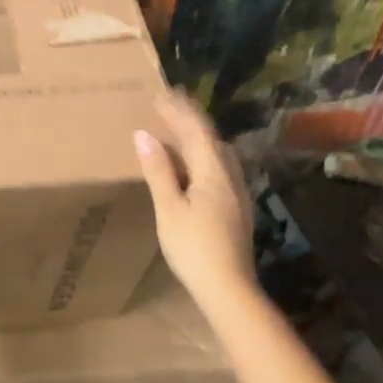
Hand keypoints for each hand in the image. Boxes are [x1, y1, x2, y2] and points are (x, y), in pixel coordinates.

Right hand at [134, 92, 257, 305]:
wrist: (229, 287)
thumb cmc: (194, 248)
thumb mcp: (169, 209)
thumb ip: (159, 171)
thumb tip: (144, 135)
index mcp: (213, 171)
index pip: (196, 130)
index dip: (178, 111)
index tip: (160, 95)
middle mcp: (230, 175)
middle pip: (211, 138)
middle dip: (190, 119)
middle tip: (169, 105)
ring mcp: (237, 192)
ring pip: (219, 154)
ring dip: (199, 137)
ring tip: (180, 130)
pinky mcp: (237, 208)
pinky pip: (220, 169)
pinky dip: (204, 156)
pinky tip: (195, 166)